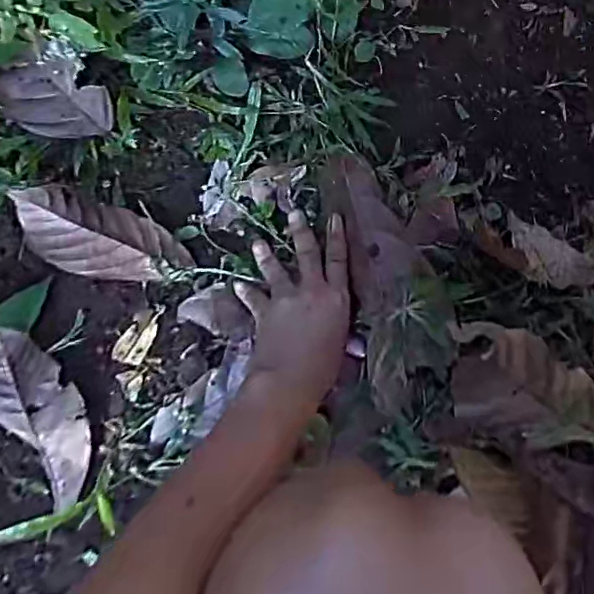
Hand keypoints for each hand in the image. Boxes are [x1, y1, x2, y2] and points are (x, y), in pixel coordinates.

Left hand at [242, 210, 350, 403]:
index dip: (337, 237)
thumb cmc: (325, 366)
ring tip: (259, 242)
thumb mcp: (342, 343)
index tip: (334, 217)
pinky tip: (238, 285)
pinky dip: (246, 292)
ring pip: (277, 270)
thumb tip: (355, 343)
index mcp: (337, 296)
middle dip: (301, 232)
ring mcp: (286, 299)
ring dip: (268, 256)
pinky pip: (254, 298)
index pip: (339, 259)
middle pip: (307, 254)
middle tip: (295, 213)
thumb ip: (344, 333)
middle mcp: (312, 290)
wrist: (288, 380)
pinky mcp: (264, 313)